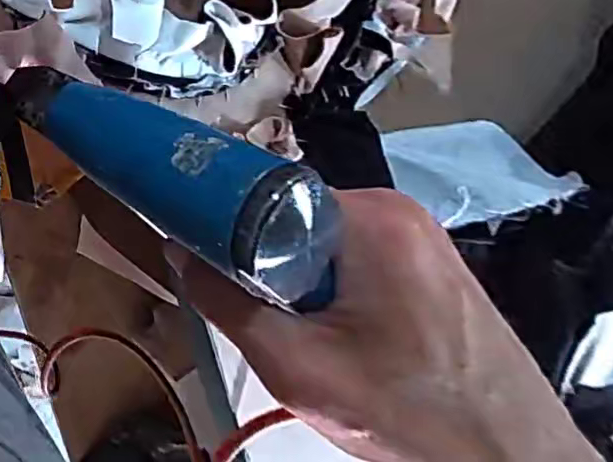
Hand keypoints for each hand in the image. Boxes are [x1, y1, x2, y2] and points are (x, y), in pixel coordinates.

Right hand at [175, 188, 597, 461]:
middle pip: (299, 215)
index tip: (215, 255)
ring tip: (313, 330)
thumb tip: (178, 252)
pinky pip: (361, 254)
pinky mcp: (435, 261)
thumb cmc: (412, 419)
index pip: (272, 194)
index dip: (235, 223)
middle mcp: (397, 208)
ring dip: (305, 274)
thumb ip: (227, 305)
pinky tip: (351, 334)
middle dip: (274, 259)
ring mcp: (421, 233)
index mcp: (370, 215)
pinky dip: (340, 283)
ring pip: (327, 237)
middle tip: (274, 314)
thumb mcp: (299, 369)